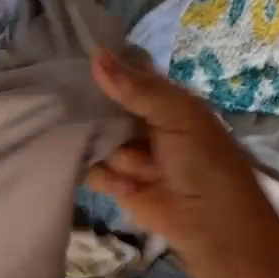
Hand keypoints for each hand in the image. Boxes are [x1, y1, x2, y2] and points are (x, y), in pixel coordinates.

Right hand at [84, 48, 278, 253]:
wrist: (210, 223)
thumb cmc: (204, 161)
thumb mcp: (178, 116)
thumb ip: (136, 88)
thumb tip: (96, 55)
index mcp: (165, 101)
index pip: (128, 75)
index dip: (104, 67)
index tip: (74, 56)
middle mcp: (142, 123)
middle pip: (103, 105)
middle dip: (91, 105)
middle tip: (68, 97)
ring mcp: (126, 152)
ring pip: (93, 136)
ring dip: (103, 145)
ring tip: (129, 159)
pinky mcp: (113, 181)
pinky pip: (91, 167)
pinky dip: (101, 173)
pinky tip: (124, 181)